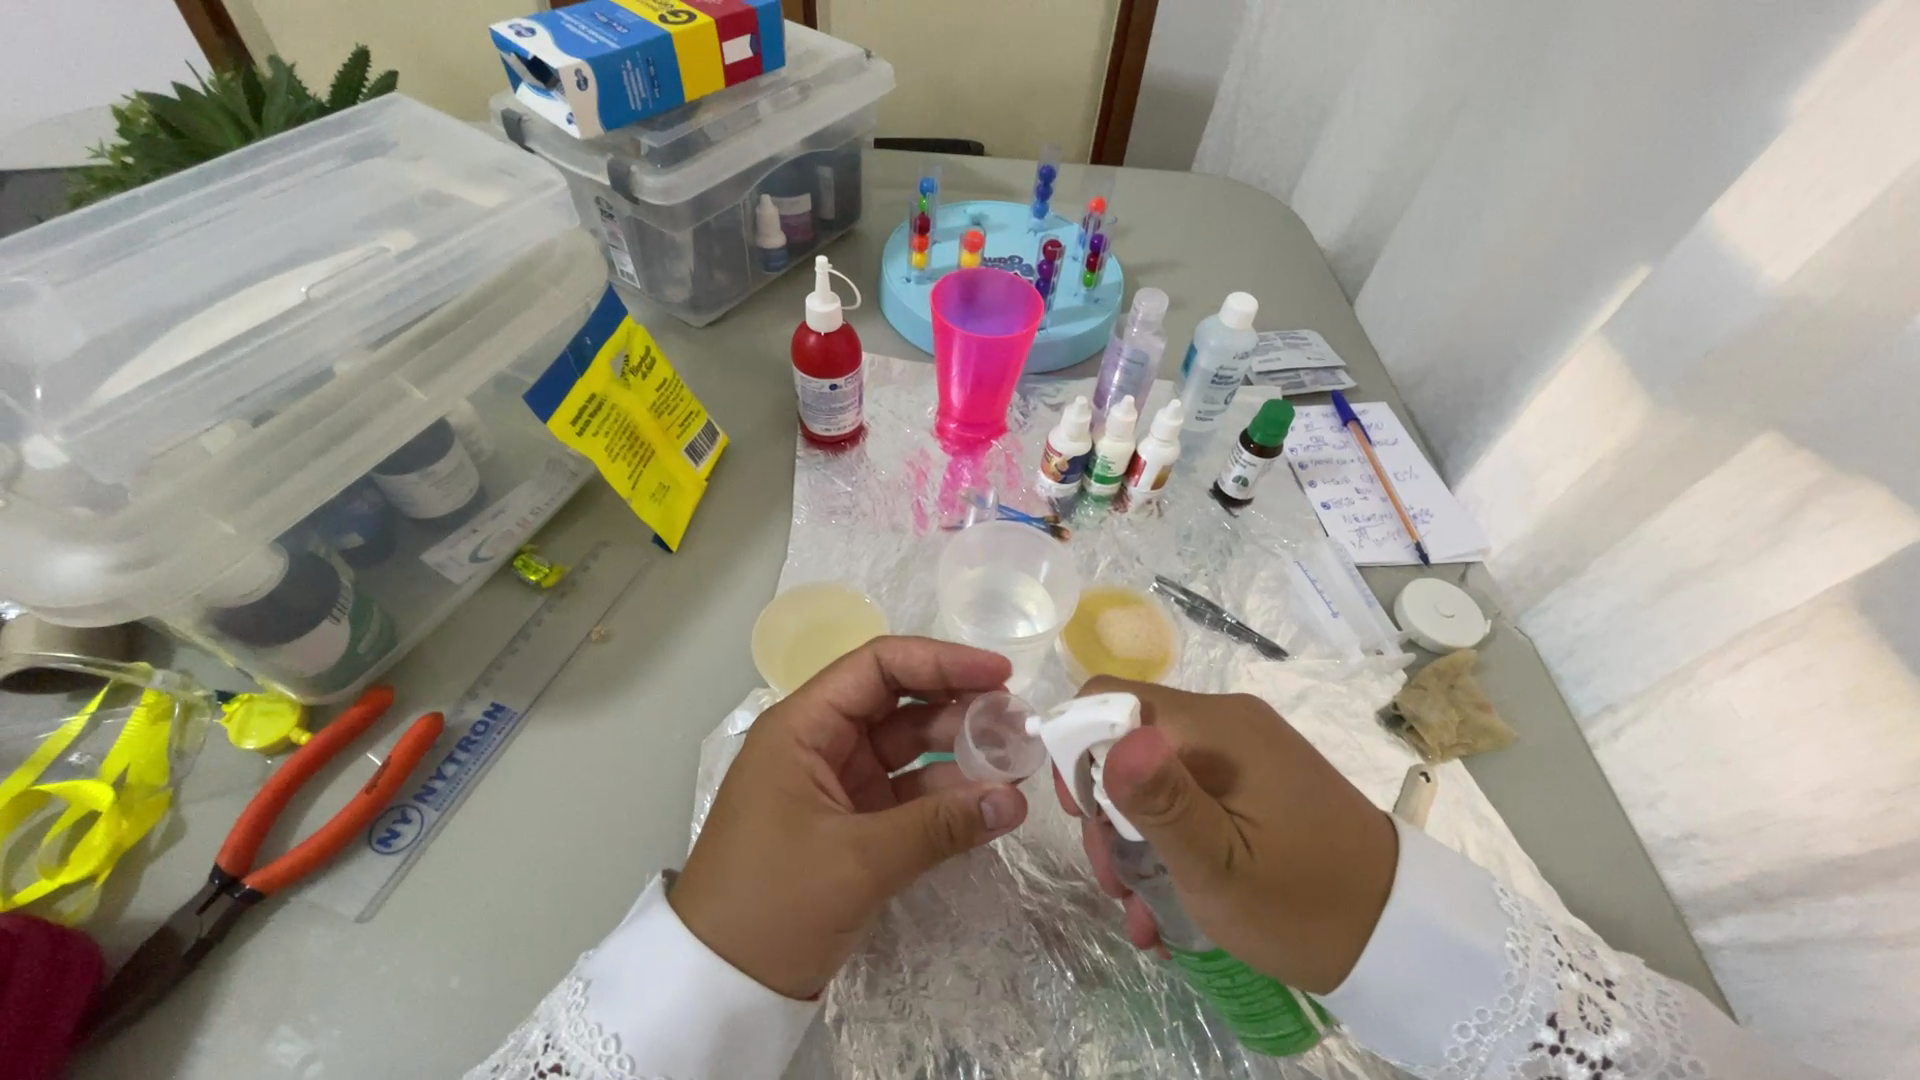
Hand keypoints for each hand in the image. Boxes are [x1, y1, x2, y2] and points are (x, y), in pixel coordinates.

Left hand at [672, 636, 1028, 999]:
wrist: (717, 989)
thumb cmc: (772, 905)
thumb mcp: (857, 860)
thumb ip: (940, 825)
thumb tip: (1015, 798)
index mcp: (802, 727)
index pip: (878, 667)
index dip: (941, 661)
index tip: (1000, 675)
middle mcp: (819, 743)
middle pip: (898, 703)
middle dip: (959, 707)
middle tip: (1019, 722)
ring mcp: (836, 784)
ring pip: (907, 749)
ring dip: (959, 753)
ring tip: (1017, 760)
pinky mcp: (850, 824)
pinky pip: (906, 794)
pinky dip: (945, 796)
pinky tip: (990, 803)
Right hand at [1057, 677, 1397, 993]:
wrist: (1403, 935)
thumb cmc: (1304, 905)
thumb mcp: (1220, 866)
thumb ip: (1161, 800)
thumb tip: (1113, 736)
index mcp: (1215, 727)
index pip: (1110, 700)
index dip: (1078, 750)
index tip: (1082, 816)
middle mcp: (1224, 723)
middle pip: (1126, 742)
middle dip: (1107, 814)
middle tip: (1116, 884)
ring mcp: (1241, 751)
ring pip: (1152, 776)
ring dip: (1134, 841)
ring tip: (1142, 911)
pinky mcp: (1252, 780)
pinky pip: (1188, 796)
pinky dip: (1169, 843)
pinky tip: (1168, 904)